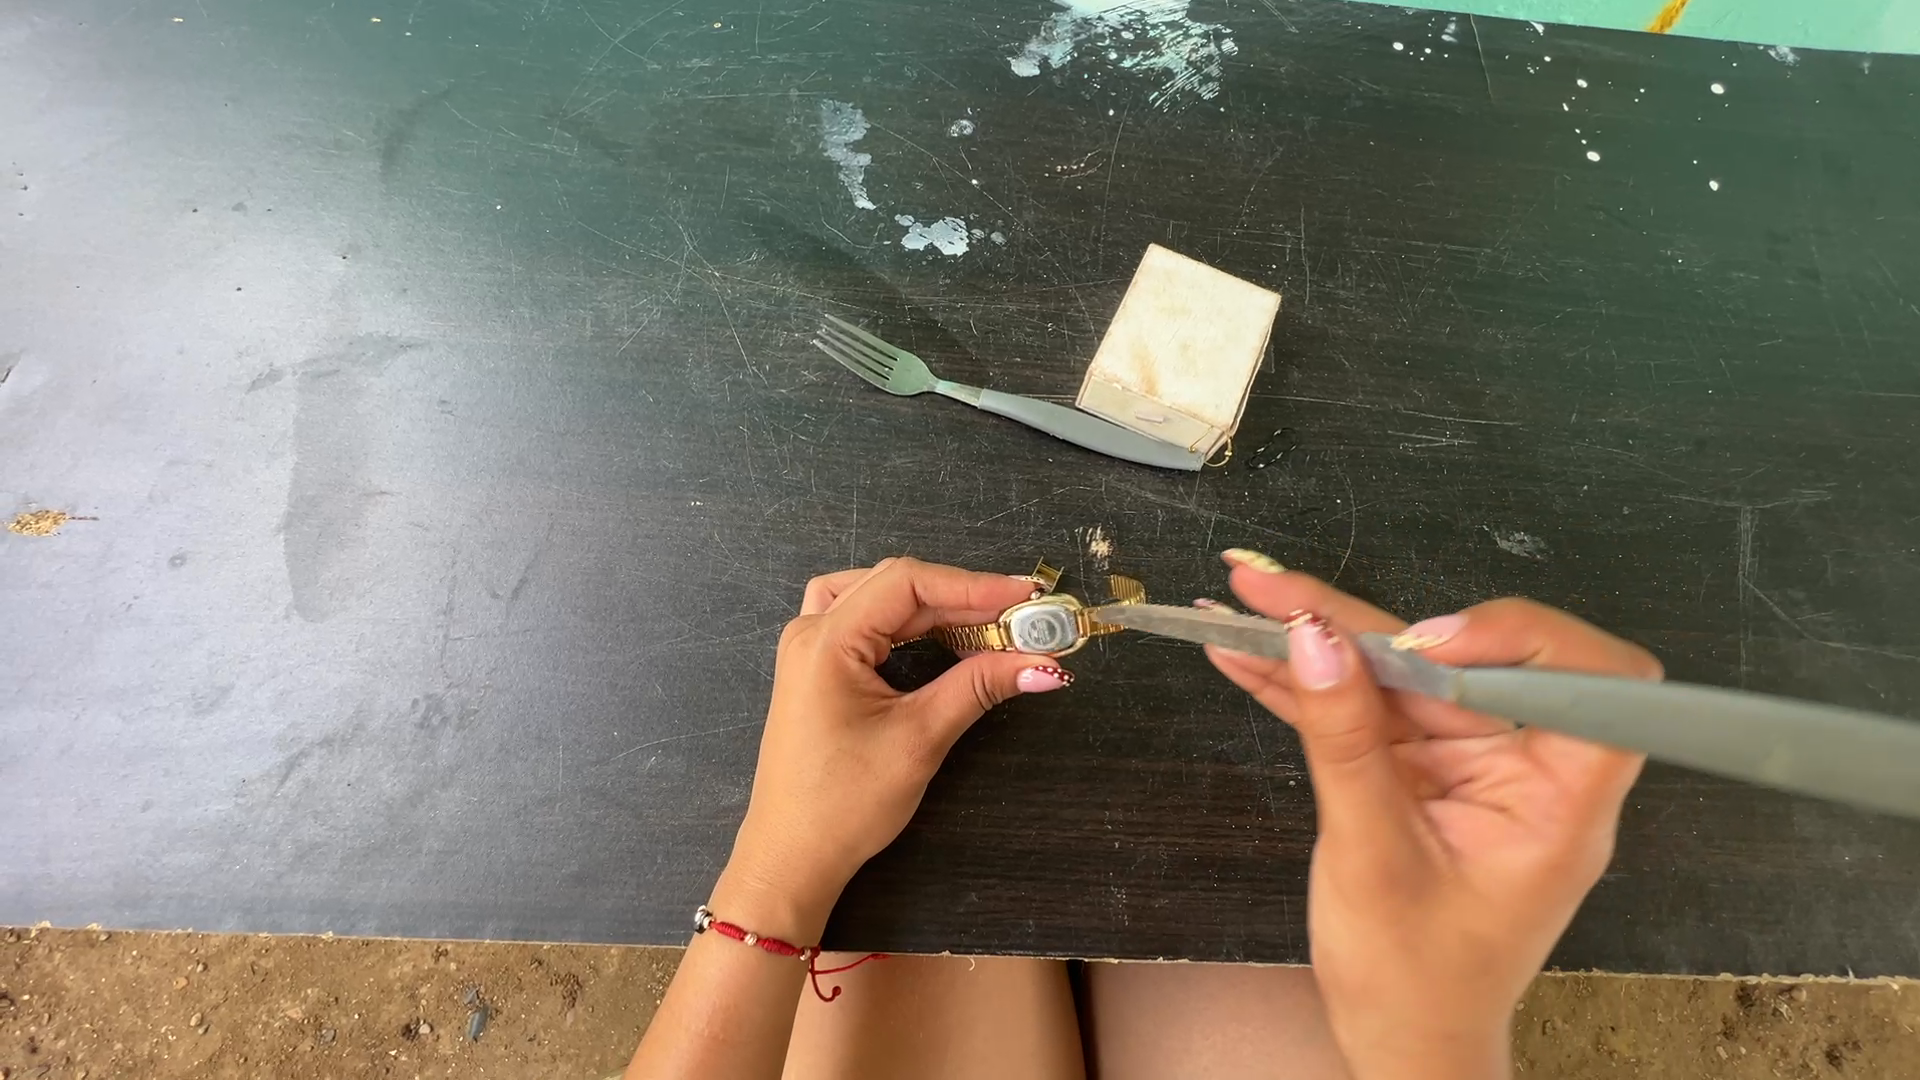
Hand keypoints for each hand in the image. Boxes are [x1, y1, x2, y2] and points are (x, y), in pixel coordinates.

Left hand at [714, 558, 1073, 940]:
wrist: (791, 858)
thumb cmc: (846, 803)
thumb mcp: (919, 739)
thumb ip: (979, 687)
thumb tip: (1044, 663)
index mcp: (827, 639)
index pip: (907, 582)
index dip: (972, 584)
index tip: (1025, 597)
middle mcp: (812, 630)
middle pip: (895, 585)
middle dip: (961, 597)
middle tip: (1017, 615)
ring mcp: (809, 647)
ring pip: (879, 597)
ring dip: (933, 605)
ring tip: (983, 620)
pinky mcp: (817, 666)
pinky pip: (866, 620)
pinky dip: (908, 621)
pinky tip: (938, 633)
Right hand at [1206, 550, 1660, 1079]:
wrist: (1393, 1034)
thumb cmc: (1410, 972)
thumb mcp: (1372, 855)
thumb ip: (1344, 741)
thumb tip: (1312, 637)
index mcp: (1555, 795)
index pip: (1590, 682)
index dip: (1514, 639)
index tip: (1420, 641)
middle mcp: (1509, 761)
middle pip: (1442, 661)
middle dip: (1350, 620)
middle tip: (1266, 587)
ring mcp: (1449, 760)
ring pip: (1382, 675)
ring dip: (1304, 641)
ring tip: (1236, 604)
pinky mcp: (1399, 764)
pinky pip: (1348, 709)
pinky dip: (1293, 684)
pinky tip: (1238, 654)